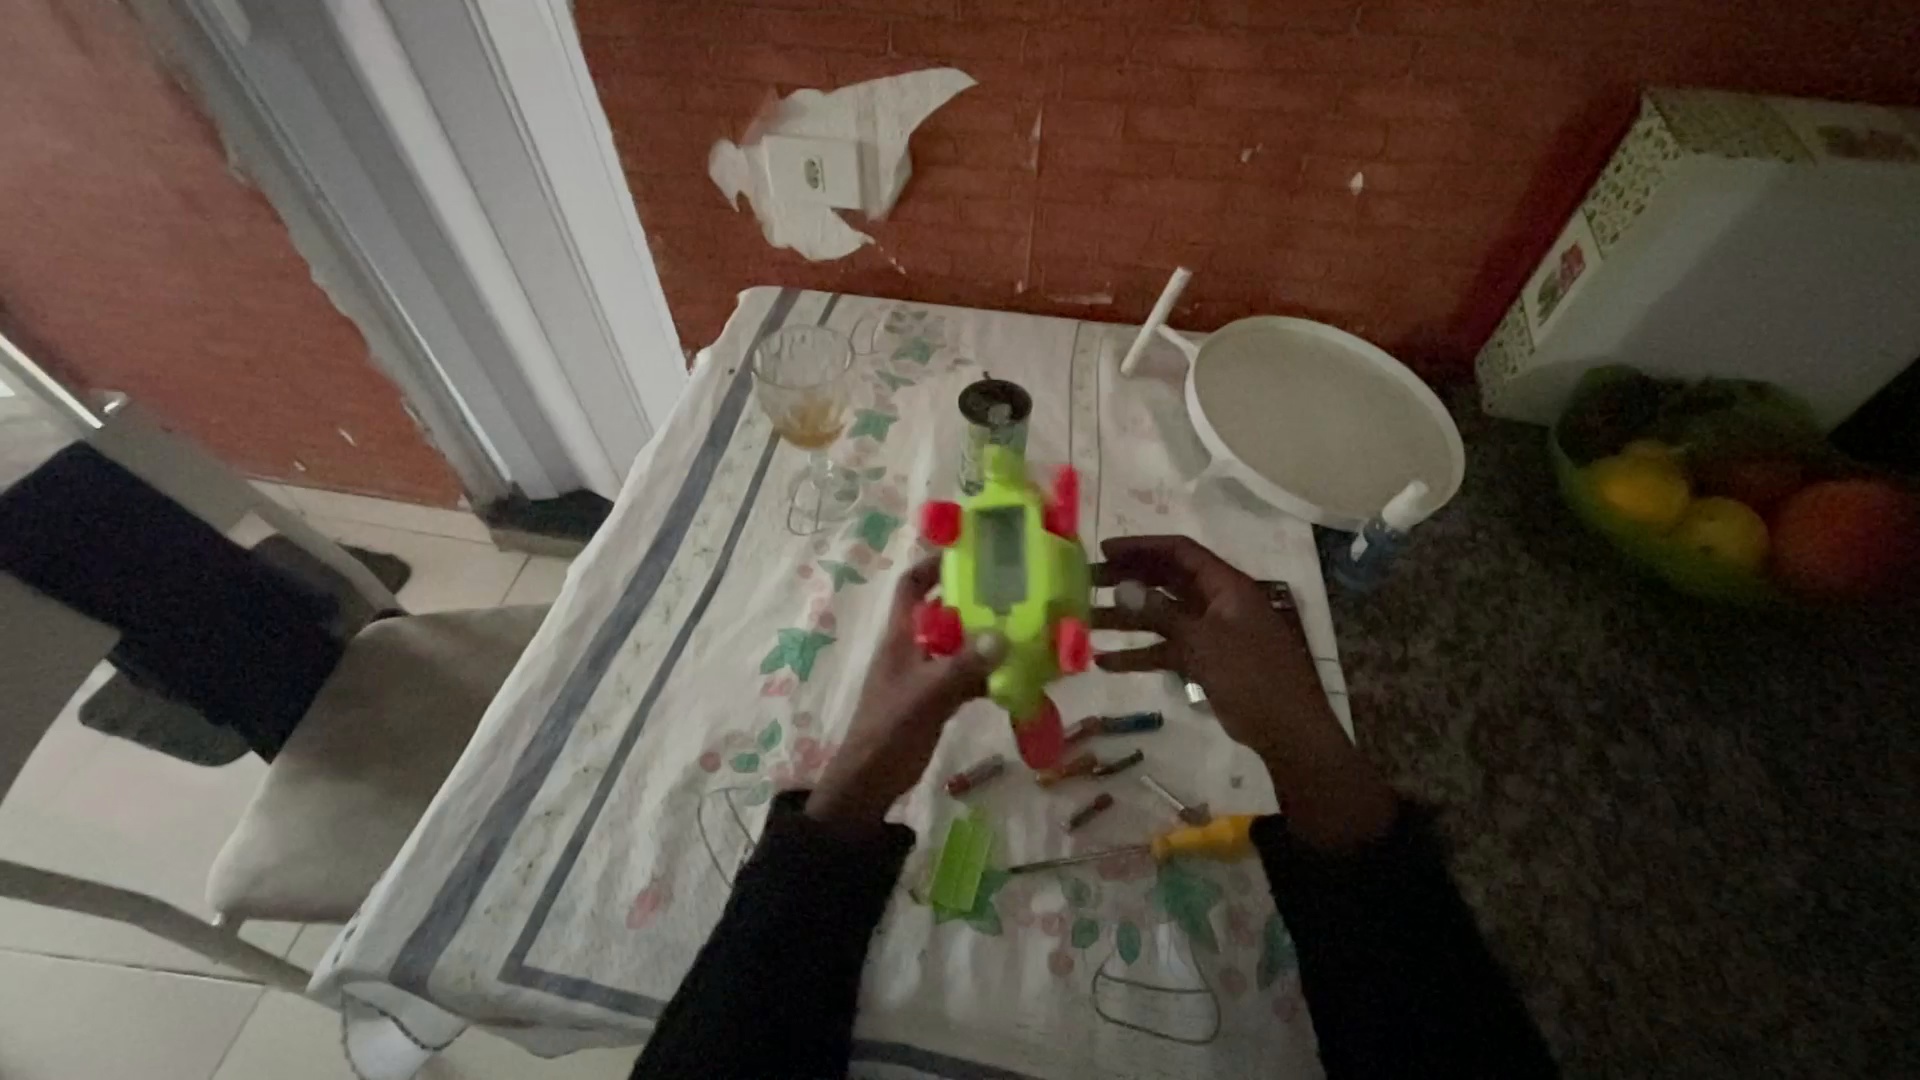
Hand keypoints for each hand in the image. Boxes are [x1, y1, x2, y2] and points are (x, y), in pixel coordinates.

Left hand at [805, 558, 1000, 826]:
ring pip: (958, 645)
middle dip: (974, 600)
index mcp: (900, 635)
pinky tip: (1018, 677)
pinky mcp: (936, 698)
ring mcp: (925, 673)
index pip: (911, 586)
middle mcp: (912, 646)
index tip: (968, 552)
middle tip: (1015, 592)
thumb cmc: (890, 728)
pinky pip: (966, 676)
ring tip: (1025, 629)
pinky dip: (988, 674)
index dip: (932, 564)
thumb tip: (1004, 636)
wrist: (870, 780)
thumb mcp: (927, 694)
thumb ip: (964, 666)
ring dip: (986, 639)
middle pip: (943, 611)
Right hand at [1092, 535, 1396, 849]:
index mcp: (1226, 586)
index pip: (1179, 552)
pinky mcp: (1202, 660)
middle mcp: (1215, 602)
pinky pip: (1164, 649)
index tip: (1104, 551)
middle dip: (1126, 579)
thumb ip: (1163, 613)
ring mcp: (1208, 632)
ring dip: (1125, 619)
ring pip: (1160, 616)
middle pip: (1164, 581)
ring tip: (1085, 620)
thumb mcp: (1205, 640)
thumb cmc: (1253, 676)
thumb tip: (1124, 589)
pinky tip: (1104, 662)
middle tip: (1086, 582)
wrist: (1288, 731)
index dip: (1141, 547)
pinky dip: (1138, 654)